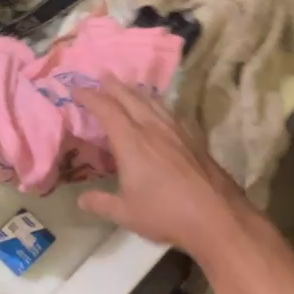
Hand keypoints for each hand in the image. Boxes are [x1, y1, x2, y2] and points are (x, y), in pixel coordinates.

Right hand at [73, 78, 255, 258]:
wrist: (217, 217)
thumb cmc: (165, 214)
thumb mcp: (125, 213)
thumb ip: (101, 203)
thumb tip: (82, 200)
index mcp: (132, 142)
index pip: (107, 110)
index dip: (90, 97)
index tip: (76, 89)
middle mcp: (153, 130)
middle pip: (131, 98)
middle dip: (114, 86)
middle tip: (102, 76)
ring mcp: (177, 132)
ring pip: (153, 102)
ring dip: (137, 91)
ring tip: (128, 87)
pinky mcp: (193, 140)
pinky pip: (169, 112)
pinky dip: (156, 104)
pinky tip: (158, 110)